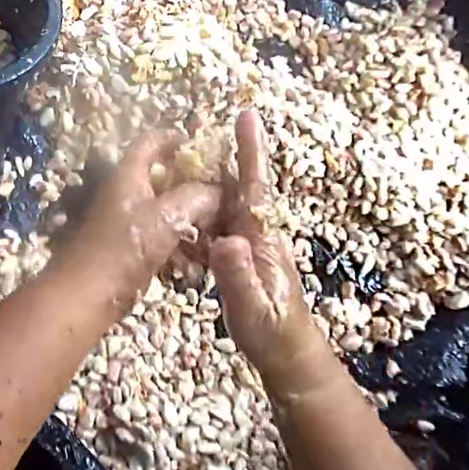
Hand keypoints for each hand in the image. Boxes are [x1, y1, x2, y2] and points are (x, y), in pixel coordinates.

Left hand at [57, 132, 220, 307]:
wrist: (85, 297)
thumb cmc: (123, 249)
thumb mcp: (167, 216)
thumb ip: (198, 197)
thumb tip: (221, 191)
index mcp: (129, 175)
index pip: (152, 141)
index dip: (178, 139)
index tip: (207, 148)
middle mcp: (126, 195)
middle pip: (163, 177)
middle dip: (195, 183)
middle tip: (225, 193)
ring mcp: (127, 224)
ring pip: (166, 211)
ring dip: (193, 216)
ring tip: (222, 225)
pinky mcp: (129, 252)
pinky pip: (162, 239)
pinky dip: (182, 242)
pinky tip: (202, 255)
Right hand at [208, 111, 334, 393]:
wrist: (286, 353)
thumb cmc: (272, 331)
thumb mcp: (253, 306)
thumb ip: (238, 275)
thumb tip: (226, 240)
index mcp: (262, 238)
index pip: (255, 188)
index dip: (251, 152)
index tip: (247, 116)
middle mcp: (257, 233)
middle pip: (240, 186)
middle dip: (226, 155)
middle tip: (200, 131)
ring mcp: (249, 244)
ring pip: (227, 203)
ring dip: (209, 180)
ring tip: (183, 162)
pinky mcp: (239, 256)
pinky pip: (218, 223)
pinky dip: (202, 209)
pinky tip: (182, 207)